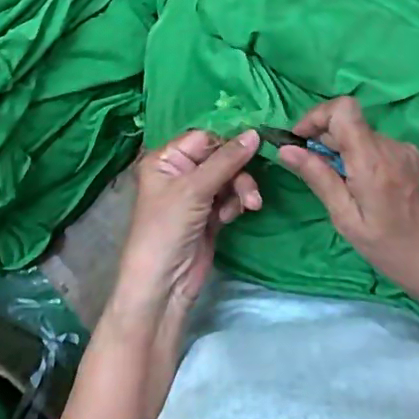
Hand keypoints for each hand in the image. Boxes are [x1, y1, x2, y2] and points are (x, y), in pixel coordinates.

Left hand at [114, 129, 261, 314]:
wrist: (163, 286)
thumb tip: (255, 132)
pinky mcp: (209, 215)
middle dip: (238, 173)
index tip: (255, 147)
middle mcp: (180, 173)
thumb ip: (227, 160)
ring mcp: (195, 195)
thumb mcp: (195, 190)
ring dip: (241, 190)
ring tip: (249, 207)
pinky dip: (235, 204)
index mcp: (166, 159)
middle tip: (251, 193)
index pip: (205, 138)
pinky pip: (230, 198)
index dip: (228, 143)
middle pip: (221, 158)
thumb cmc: (167, 229)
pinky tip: (230, 218)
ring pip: (230, 178)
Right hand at [277, 97, 418, 300]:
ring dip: (346, 150)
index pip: (343, 108)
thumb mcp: (346, 219)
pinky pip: (381, 146)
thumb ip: (318, 178)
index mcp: (372, 161)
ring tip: (343, 184)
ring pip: (365, 135)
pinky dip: (366, 157)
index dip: (317, 116)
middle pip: (351, 122)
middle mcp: (392, 146)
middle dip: (325, 138)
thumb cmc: (390, 249)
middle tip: (315, 169)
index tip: (301, 139)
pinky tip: (369, 187)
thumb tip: (286, 149)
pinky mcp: (417, 156)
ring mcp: (407, 149)